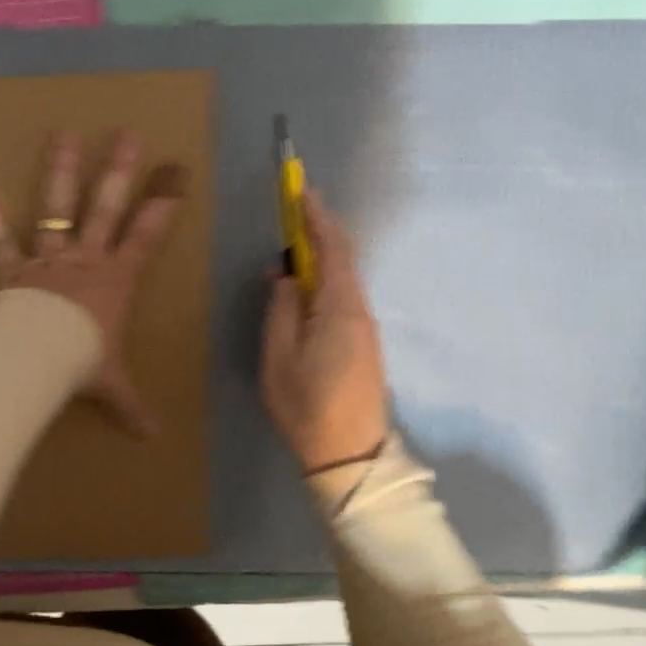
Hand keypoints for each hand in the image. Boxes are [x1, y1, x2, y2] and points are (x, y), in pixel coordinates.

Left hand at [0, 130, 185, 437]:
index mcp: (116, 282)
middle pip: (105, 208)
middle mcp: (85, 261)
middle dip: (119, 171)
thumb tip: (153, 437)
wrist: (40, 359)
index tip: (177, 171)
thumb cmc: (82, 364)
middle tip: (128, 133)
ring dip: (61, 173)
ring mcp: (48, 261)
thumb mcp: (111, 384)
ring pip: (56, 209)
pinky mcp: (14, 272)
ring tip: (64, 135)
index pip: (147, 237)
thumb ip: (131, 405)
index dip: (163, 205)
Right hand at [260, 192, 390, 500]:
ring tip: (293, 253)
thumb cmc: (307, 407)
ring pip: (343, 281)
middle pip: (342, 261)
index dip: (317, 218)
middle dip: (319, 233)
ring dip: (321, 260)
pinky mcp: (364, 345)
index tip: (302, 191)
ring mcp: (366, 329)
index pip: (332, 249)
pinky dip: (325, 283)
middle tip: (294, 215)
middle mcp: (360, 311)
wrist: (351, 454)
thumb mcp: (279, 359)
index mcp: (339, 309)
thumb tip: (285, 276)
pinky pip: (344, 300)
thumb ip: (280, 311)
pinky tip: (306, 293)